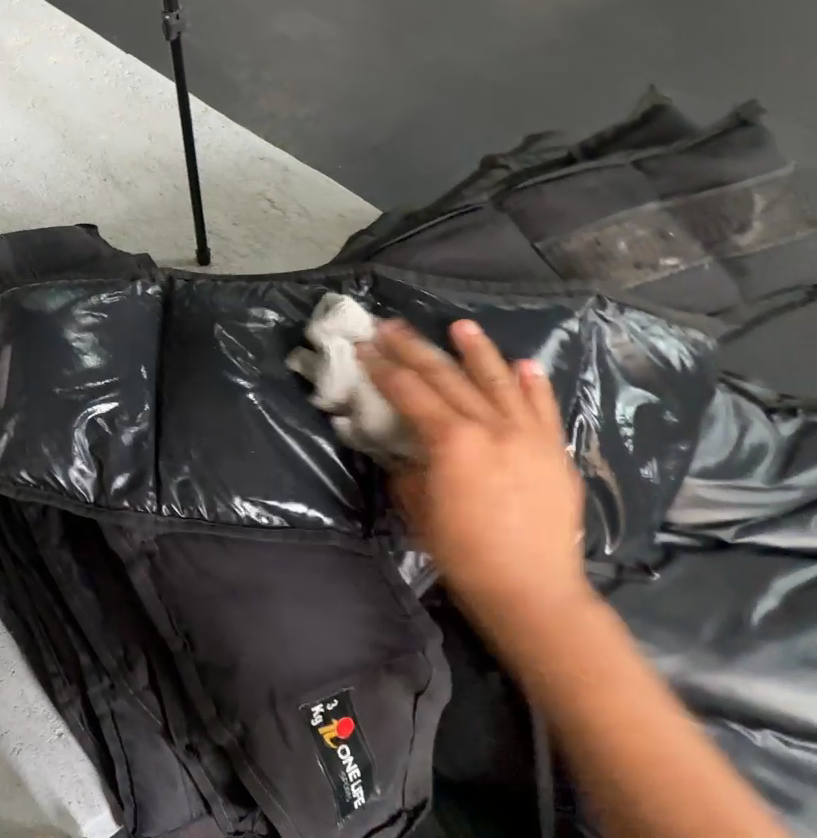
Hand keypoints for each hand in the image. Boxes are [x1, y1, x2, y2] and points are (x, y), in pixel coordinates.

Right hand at [362, 319, 589, 621]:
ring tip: (462, 327)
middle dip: (415, 349)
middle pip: (448, 378)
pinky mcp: (553, 453)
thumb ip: (409, 464)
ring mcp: (528, 437)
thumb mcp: (415, 503)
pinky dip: (532, 385)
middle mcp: (491, 427)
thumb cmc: (459, 550)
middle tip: (391, 326)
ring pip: (499, 383)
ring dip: (477, 352)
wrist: (530, 588)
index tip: (362, 346)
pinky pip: (542, 409)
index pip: (409, 391)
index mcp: (451, 439)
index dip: (382, 367)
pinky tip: (522, 364)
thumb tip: (404, 445)